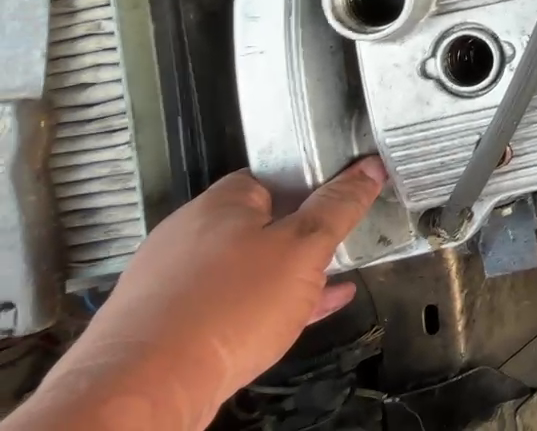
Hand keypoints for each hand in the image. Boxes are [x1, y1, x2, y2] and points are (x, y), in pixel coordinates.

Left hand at [7, 158, 385, 430]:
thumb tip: (369, 167)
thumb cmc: (230, 305)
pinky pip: (233, 303)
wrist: (141, 394)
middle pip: (261, 222)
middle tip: (343, 238)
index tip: (348, 194)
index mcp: (217, 206)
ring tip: (332, 277)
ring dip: (290, 270)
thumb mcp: (304, 246)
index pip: (273, 175)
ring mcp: (172, 285)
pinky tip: (311, 309)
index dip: (314, 180)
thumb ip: (340, 205)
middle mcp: (187, 238)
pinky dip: (270, 301)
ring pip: (248, 266)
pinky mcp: (168, 327)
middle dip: (305, 231)